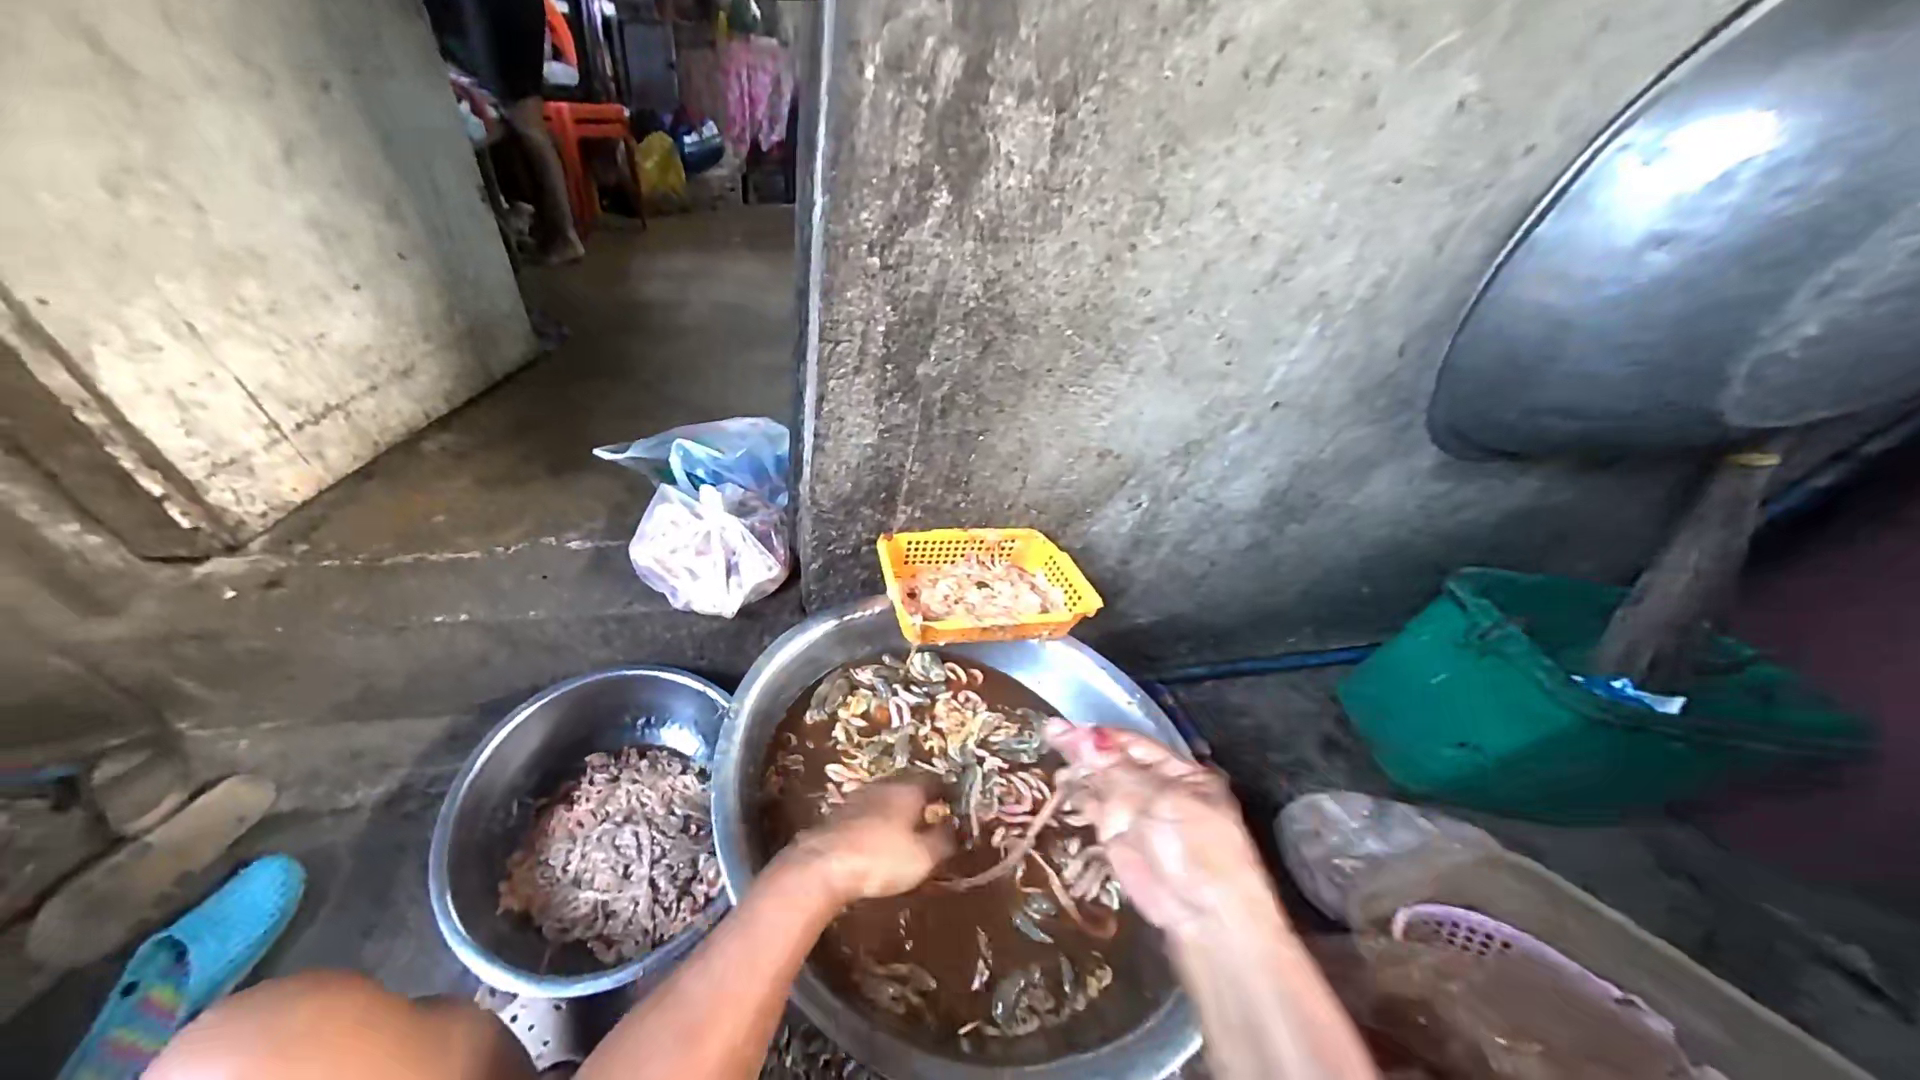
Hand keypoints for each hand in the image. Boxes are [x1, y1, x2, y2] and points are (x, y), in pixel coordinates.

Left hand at [784, 780, 954, 904]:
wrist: (821, 866)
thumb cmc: (881, 858)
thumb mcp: (924, 856)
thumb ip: (944, 840)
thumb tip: (955, 827)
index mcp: (909, 790)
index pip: (935, 782)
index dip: (948, 793)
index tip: (955, 806)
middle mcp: (884, 786)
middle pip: (909, 787)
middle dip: (922, 801)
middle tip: (933, 818)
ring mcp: (858, 798)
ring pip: (886, 799)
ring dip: (897, 811)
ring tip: (906, 830)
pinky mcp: (838, 815)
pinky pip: (867, 813)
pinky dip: (877, 823)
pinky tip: (877, 840)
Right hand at [1048, 721, 1276, 936]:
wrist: (1204, 918)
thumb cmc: (1193, 848)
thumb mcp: (1156, 799)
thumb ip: (1112, 767)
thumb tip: (1076, 733)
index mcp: (1179, 771)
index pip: (1132, 743)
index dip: (1100, 736)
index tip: (1065, 727)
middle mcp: (1157, 787)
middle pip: (1113, 761)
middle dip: (1085, 751)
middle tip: (1051, 736)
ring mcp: (1137, 814)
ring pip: (1101, 784)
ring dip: (1079, 774)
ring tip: (1056, 765)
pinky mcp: (1118, 840)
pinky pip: (1095, 811)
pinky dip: (1079, 799)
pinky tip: (1063, 786)